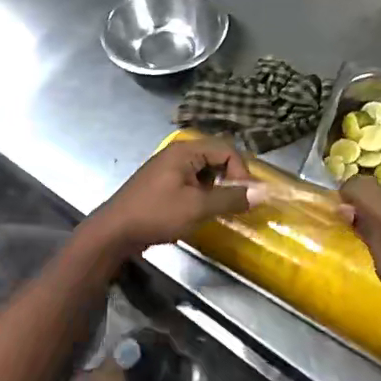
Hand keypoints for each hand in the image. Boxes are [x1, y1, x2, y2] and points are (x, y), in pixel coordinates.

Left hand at [84, 136, 250, 253]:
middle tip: (235, 204)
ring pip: (204, 172)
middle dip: (230, 180)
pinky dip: (202, 195)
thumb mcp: (198, 207)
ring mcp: (167, 169)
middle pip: (216, 158)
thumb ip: (231, 198)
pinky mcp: (162, 184)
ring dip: (216, 189)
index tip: (245, 197)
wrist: (115, 231)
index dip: (241, 172)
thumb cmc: (156, 214)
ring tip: (219, 210)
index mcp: (184, 151)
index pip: (226, 149)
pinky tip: (201, 212)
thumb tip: (264, 192)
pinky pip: (191, 182)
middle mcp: (176, 154)